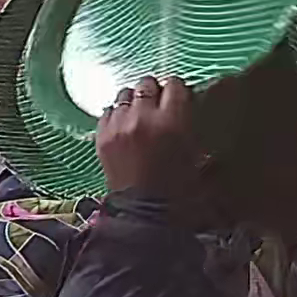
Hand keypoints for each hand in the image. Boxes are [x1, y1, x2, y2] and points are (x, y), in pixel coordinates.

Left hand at [96, 76, 197, 196]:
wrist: (144, 213)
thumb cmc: (177, 186)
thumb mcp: (194, 151)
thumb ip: (187, 122)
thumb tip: (184, 102)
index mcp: (172, 121)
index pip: (174, 84)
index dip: (178, 89)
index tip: (179, 95)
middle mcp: (143, 117)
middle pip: (147, 84)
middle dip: (154, 91)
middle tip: (159, 103)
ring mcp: (119, 126)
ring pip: (124, 94)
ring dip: (134, 100)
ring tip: (139, 113)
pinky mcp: (102, 136)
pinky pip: (108, 111)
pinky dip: (117, 114)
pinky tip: (125, 125)